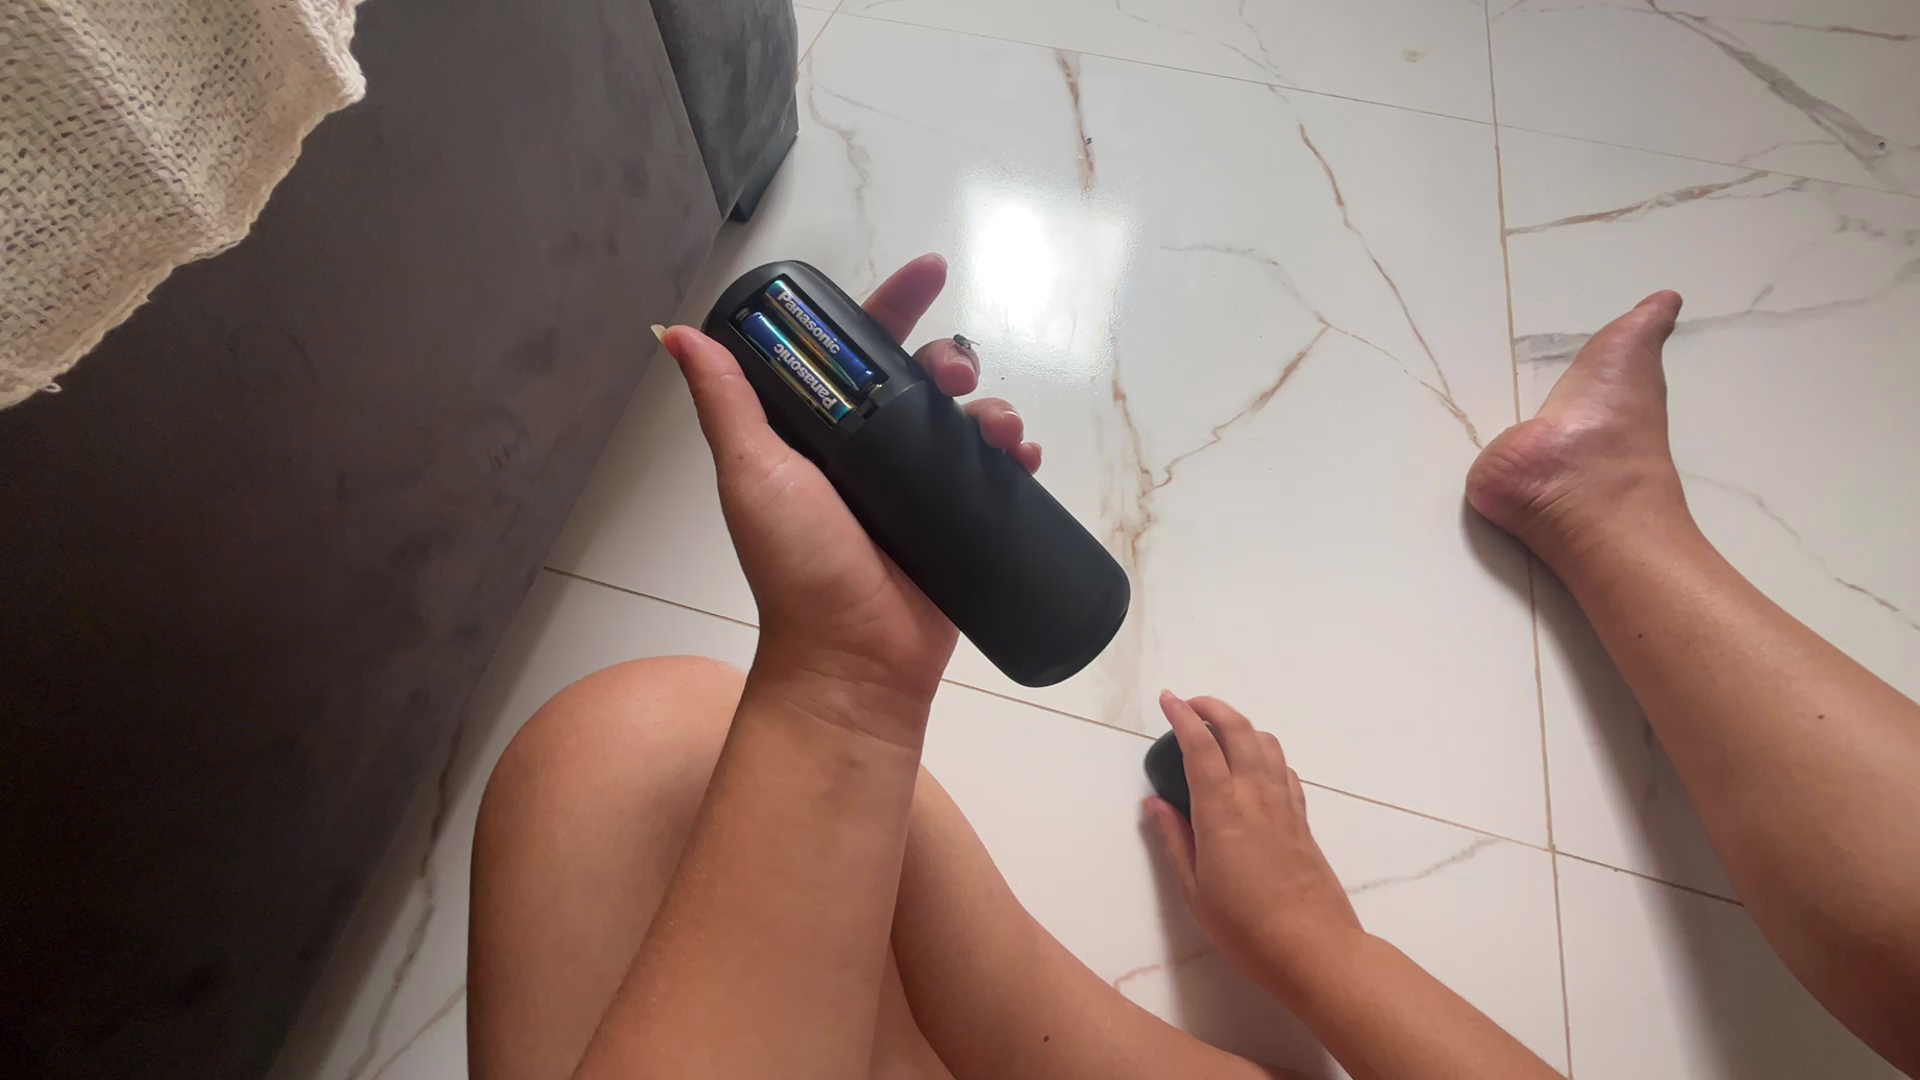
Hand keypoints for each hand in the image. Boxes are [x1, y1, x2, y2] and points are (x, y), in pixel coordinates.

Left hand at [657, 254, 1039, 733]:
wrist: (856, 659)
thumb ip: (728, 404)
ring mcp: (917, 491)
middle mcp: (870, 456)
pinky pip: (991, 476)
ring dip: (990, 408)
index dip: (890, 308)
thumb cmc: (799, 567)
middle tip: (962, 372)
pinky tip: (1025, 455)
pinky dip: (1013, 458)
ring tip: (1003, 425)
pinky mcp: (955, 523)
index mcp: (824, 436)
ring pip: (962, 425)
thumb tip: (676, 333)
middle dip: (950, 360)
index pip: (857, 355)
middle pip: (921, 384)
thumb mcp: (754, 475)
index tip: (930, 273)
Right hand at [1146, 692, 1363, 988]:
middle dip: (1213, 707)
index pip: (1199, 746)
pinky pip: (1284, 770)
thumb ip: (1173, 838)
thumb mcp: (1194, 889)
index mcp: (1222, 810)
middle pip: (1239, 730)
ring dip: (1241, 726)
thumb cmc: (1245, 925)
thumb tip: (1153, 802)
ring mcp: (1284, 805)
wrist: (1316, 951)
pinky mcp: (1303, 819)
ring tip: (1220, 733)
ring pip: (1267, 743)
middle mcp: (1255, 795)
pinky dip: (1265, 754)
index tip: (1168, 699)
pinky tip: (1253, 769)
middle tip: (1191, 704)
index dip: (1182, 716)